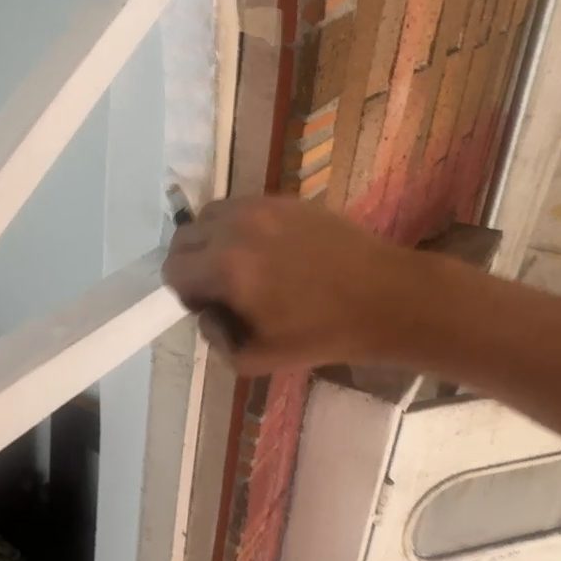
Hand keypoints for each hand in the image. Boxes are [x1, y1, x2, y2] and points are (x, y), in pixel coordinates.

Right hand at [162, 195, 439, 374]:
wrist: (387, 298)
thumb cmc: (323, 334)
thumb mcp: (258, 359)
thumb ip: (216, 340)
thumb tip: (207, 313)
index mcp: (227, 269)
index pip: (172, 270)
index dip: (185, 294)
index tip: (210, 307)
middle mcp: (236, 229)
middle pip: (183, 237)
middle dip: (192, 264)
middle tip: (220, 287)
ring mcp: (262, 208)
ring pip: (210, 215)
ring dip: (212, 240)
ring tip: (242, 264)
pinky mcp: (286, 200)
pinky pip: (243, 207)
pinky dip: (241, 227)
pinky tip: (271, 251)